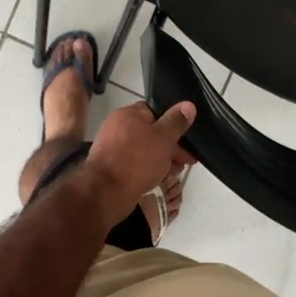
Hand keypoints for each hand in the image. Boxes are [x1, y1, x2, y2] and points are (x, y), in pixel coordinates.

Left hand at [82, 100, 196, 222]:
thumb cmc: (137, 160)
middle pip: (151, 131)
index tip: (187, 136)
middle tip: (188, 160)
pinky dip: (149, 167)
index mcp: (128, 114)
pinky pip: (136, 163)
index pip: (155, 111)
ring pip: (145, 149)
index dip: (173, 122)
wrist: (107, 191)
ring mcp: (114, 148)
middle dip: (171, 145)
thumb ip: (176, 122)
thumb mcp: (164, 138)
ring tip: (178, 171)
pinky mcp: (113, 167)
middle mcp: (118, 127)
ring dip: (162, 158)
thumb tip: (188, 105)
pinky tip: (161, 177)